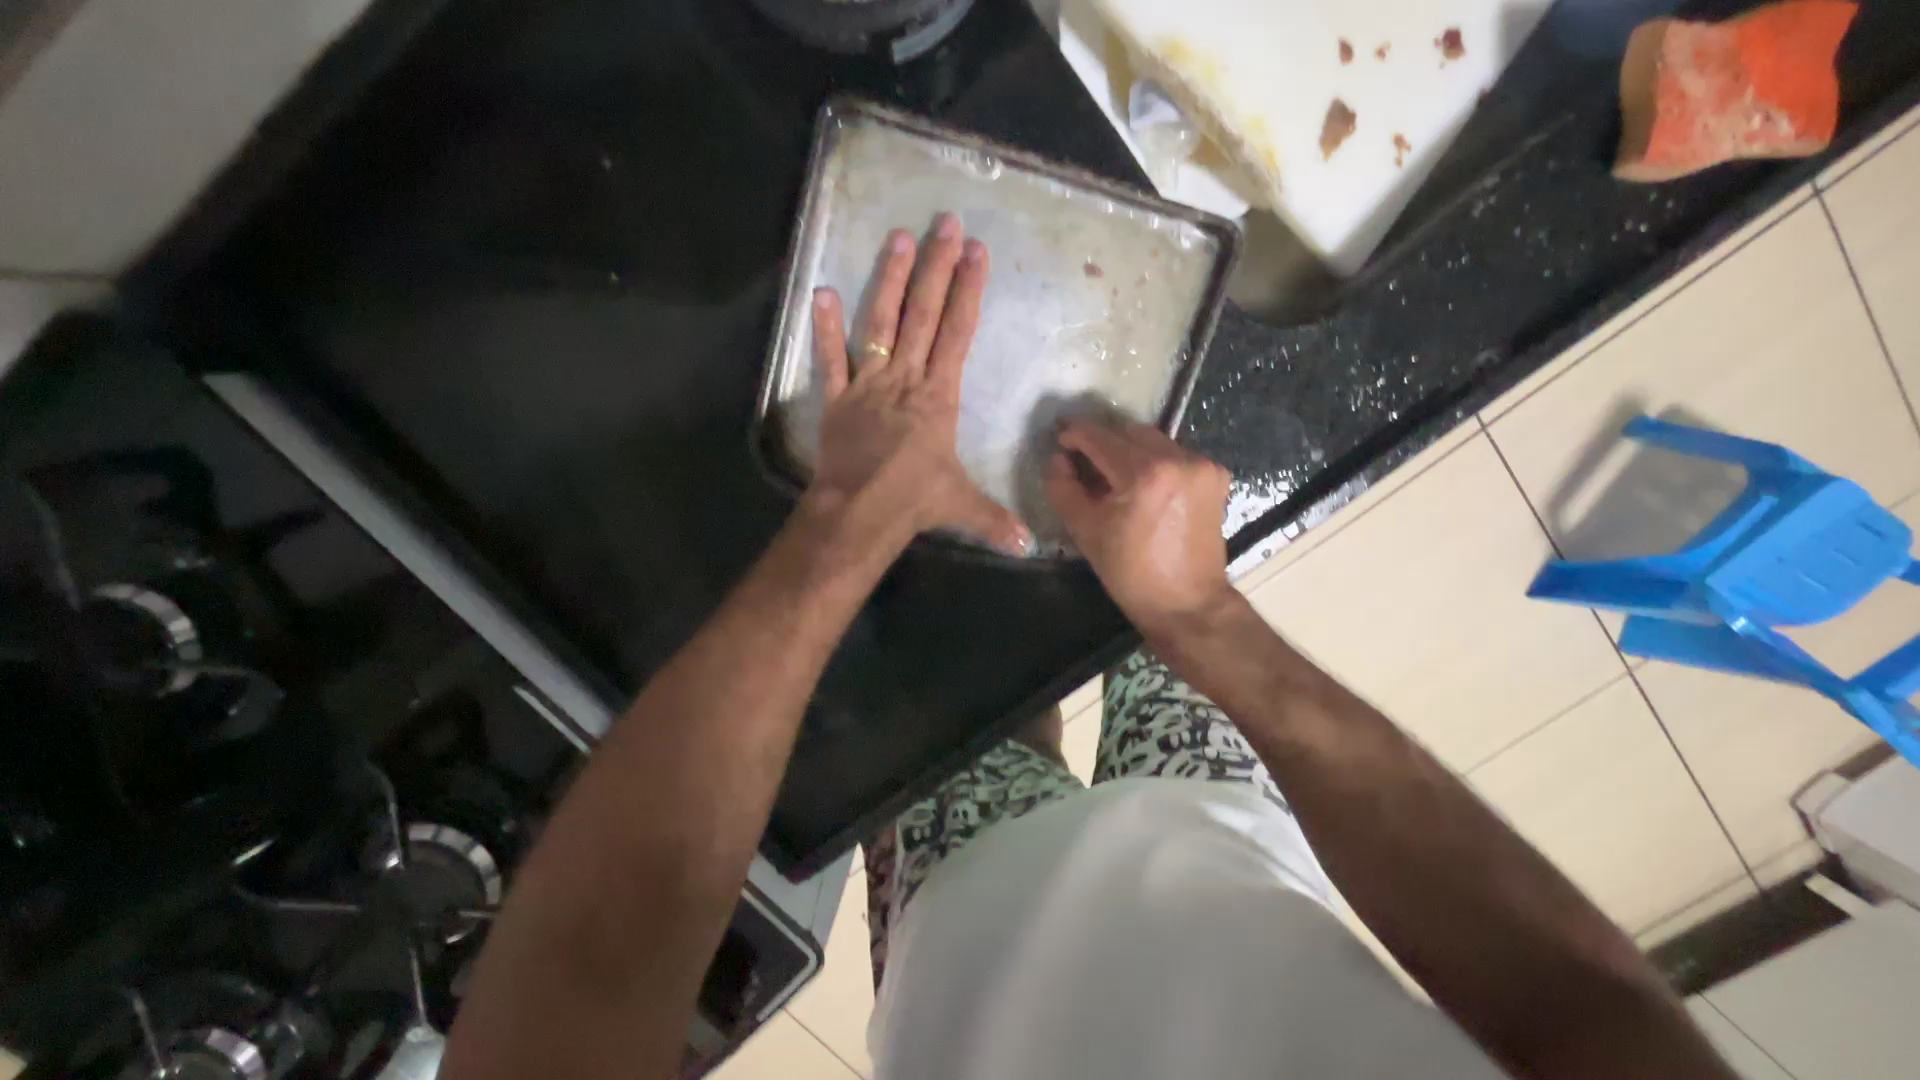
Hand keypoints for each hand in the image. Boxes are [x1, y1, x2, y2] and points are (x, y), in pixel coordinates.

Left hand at [807, 214, 1030, 555]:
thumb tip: (1029, 547)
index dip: (968, 291)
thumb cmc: (914, 502)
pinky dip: (825, 329)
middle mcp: (906, 378)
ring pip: (880, 323)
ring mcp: (869, 384)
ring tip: (898, 238)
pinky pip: (831, 359)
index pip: (957, 333)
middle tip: (945, 223)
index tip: (976, 252)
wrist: (860, 511)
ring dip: (889, 280)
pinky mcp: (837, 398)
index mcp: (940, 395)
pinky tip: (821, 293)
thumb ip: (995, 520)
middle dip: (936, 267)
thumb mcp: (962, 506)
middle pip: (923, 314)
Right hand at [1044, 419, 1235, 630]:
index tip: (1060, 439)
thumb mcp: (1085, 531)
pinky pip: (1175, 456)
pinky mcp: (1216, 476)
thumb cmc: (1131, 573)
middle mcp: (1178, 459)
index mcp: (1145, 473)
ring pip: (1154, 440)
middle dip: (1104, 442)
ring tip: (1114, 478)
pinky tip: (1144, 489)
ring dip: (1130, 451)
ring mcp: (1202, 465)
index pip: (1099, 437)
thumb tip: (1058, 460)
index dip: (1074, 434)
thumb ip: (1064, 488)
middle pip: (1129, 431)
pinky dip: (1155, 464)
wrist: (1187, 604)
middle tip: (1084, 461)